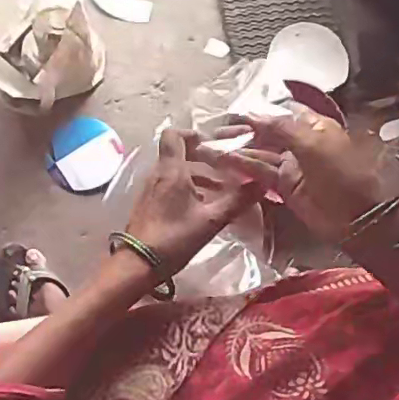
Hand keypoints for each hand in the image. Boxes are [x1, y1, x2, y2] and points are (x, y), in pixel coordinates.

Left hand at [123, 128, 264, 274]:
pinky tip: (203, 205)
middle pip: (178, 152)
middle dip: (203, 156)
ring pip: (175, 170)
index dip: (194, 134)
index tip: (214, 145)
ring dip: (197, 173)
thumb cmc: (174, 239)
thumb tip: (262, 184)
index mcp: (171, 171)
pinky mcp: (149, 204)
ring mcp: (151, 189)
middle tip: (225, 166)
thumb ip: (237, 201)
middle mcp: (158, 174)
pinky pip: (170, 184)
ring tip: (220, 188)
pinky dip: (188, 187)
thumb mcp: (210, 220)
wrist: (137, 265)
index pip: (175, 135)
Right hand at [220, 103, 398, 246]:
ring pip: (261, 153)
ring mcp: (293, 165)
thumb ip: (280, 127)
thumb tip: (253, 114)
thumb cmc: (339, 171)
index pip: (282, 113)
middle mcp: (302, 143)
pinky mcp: (285, 186)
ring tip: (211, 146)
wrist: (355, 216)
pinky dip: (243, 167)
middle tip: (215, 130)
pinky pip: (261, 172)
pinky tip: (223, 161)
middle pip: (268, 133)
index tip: (232, 110)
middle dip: (243, 131)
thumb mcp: (312, 141)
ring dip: (238, 150)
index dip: (259, 111)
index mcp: (315, 126)